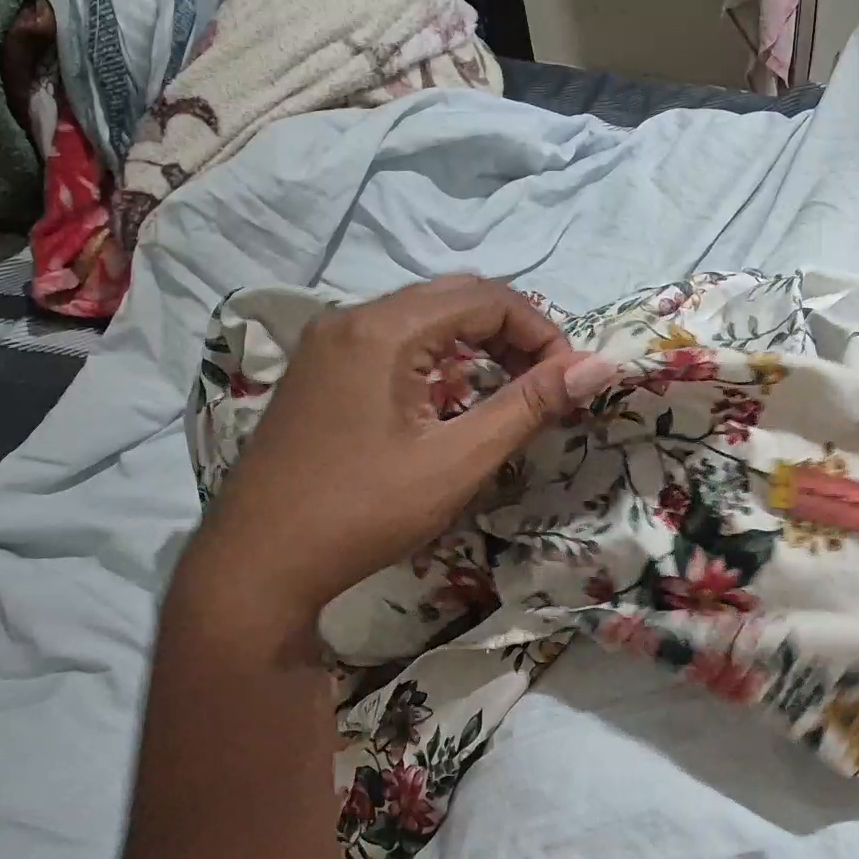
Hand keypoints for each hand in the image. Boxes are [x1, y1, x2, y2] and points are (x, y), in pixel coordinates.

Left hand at [180, 275, 600, 633]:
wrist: (260, 561)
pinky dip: (442, 360)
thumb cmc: (366, 510)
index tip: (571, 380)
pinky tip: (456, 402)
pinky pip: (396, 343)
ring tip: (513, 394)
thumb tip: (598, 366)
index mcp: (382, 330)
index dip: (541, 331)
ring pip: (424, 319)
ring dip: (479, 346)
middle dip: (514, 335)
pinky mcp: (321, 372)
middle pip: (454, 298)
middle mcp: (350, 319)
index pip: (485, 298)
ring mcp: (328, 344)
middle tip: (548, 386)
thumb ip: (530, 406)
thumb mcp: (460, 461)